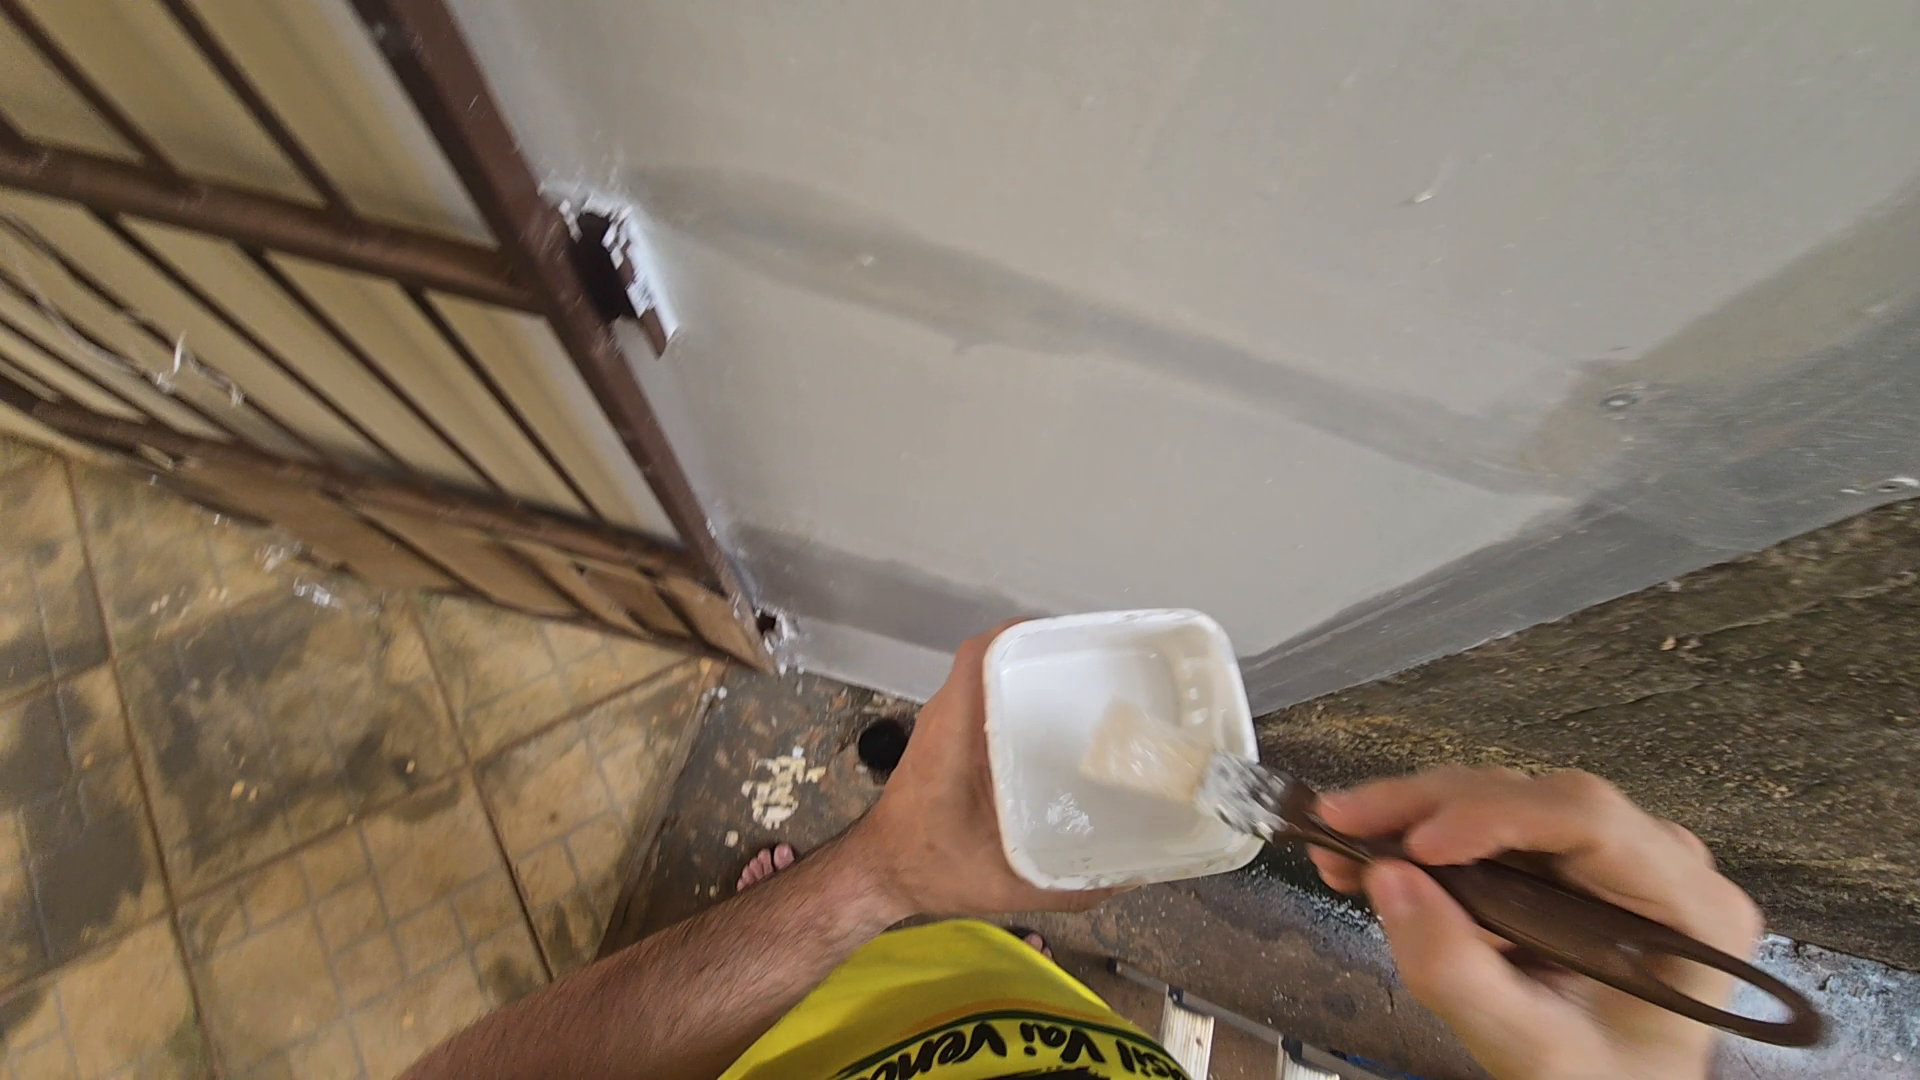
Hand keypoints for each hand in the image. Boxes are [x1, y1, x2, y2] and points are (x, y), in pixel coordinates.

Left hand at [847, 623, 1118, 916]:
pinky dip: (1010, 695)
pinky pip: (978, 695)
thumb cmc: (933, 868)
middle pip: (987, 658)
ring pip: (982, 674)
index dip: (1018, 636)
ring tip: (1077, 690)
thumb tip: (1129, 876)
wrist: (880, 871)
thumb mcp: (1006, 884)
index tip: (1066, 642)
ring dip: (1023, 672)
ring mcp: (941, 722)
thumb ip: (1068, 888)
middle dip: (1036, 653)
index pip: (977, 658)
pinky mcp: (943, 734)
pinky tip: (1046, 723)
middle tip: (1090, 670)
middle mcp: (945, 716)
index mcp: (954, 734)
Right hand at [1309, 767, 1761, 1079]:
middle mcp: (1645, 854)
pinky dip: (1406, 828)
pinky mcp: (1542, 844)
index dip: (1492, 816)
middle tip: (1336, 822)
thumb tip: (1385, 874)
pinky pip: (1467, 813)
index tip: (1415, 848)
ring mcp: (1592, 844)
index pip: (1585, 819)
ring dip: (1400, 813)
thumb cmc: (1589, 1075)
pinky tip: (1360, 852)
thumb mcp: (1530, 1047)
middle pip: (1518, 794)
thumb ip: (1460, 974)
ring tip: (1335, 846)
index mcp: (1685, 905)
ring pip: (1481, 793)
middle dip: (1417, 806)